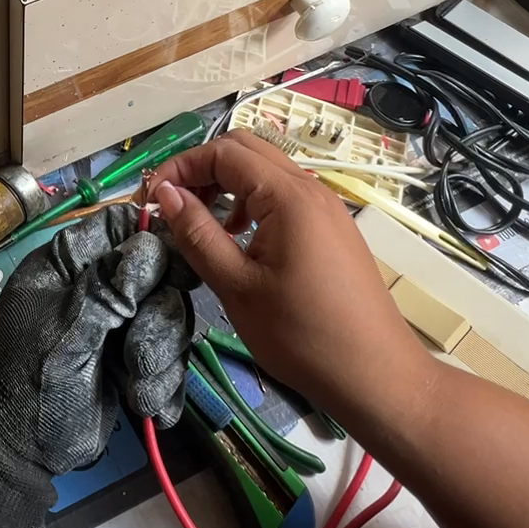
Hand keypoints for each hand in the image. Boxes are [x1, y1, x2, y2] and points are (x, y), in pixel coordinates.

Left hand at [0, 205, 191, 527]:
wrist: (16, 454)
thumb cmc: (25, 381)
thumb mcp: (63, 329)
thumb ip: (108, 287)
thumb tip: (153, 245)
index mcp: (70, 263)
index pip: (122, 225)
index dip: (155, 241)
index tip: (178, 270)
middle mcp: (99, 286)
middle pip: (160, 276)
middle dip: (158, 322)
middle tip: (136, 357)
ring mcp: (119, 324)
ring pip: (171, 319)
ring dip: (161, 361)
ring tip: (138, 393)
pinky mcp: (134, 362)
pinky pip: (171, 359)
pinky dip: (164, 386)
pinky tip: (148, 409)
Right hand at [152, 132, 432, 426]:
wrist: (377, 377)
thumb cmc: (302, 335)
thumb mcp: (237, 286)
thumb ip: (197, 233)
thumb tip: (165, 193)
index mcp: (287, 196)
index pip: (222, 153)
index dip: (180, 167)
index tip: (151, 199)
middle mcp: (309, 188)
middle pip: (244, 149)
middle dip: (201, 168)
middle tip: (173, 203)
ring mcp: (325, 205)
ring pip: (264, 169)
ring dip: (226, 183)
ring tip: (201, 222)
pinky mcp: (331, 226)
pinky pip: (282, 193)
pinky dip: (250, 200)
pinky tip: (238, 238)